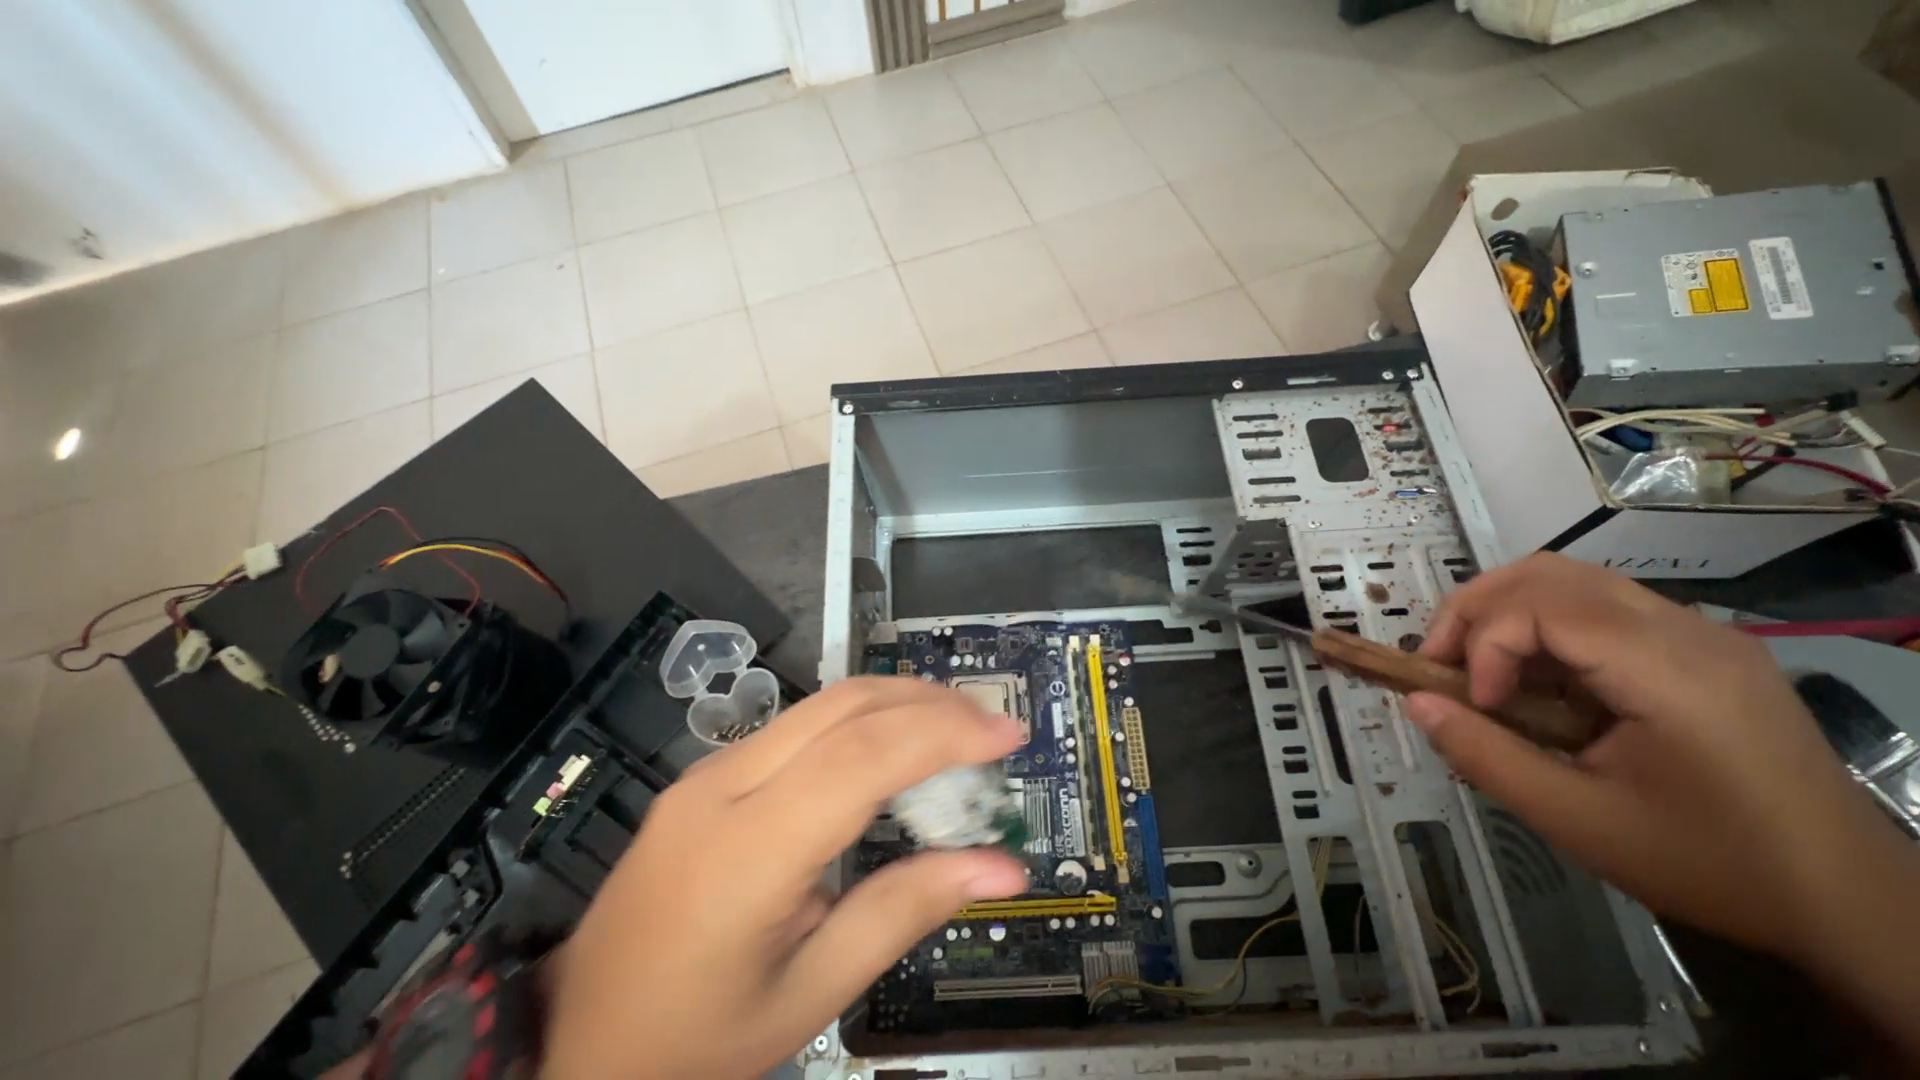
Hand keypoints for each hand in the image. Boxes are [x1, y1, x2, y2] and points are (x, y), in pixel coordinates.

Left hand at [540, 677, 1028, 1079]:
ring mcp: (704, 777)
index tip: (1007, 735)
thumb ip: (903, 913)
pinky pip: (793, 730)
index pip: (860, 758)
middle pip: (840, 707)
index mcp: (745, 853)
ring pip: (816, 706)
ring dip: (895, 704)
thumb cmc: (698, 1038)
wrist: (581, 1042)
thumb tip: (999, 868)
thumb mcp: (810, 993)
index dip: (943, 734)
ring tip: (957, 734)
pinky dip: (858, 725)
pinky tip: (892, 754)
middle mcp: (719, 790)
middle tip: (992, 727)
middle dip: (928, 702)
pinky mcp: (701, 780)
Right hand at [1406, 554, 1906, 966]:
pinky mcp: (1707, 651)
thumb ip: (1487, 756)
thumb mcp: (1579, 821)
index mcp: (1667, 670)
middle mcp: (1688, 631)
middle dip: (1476, 609)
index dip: (1484, 642)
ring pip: (1575, 580)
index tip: (1471, 704)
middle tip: (1440, 665)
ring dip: (1508, 611)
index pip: (1542, 606)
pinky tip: (1536, 681)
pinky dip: (1547, 627)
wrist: (1848, 900)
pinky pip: (1606, 609)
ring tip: (1477, 667)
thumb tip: (1416, 702)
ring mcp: (1703, 635)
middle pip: (1550, 574)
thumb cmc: (1710, 865)